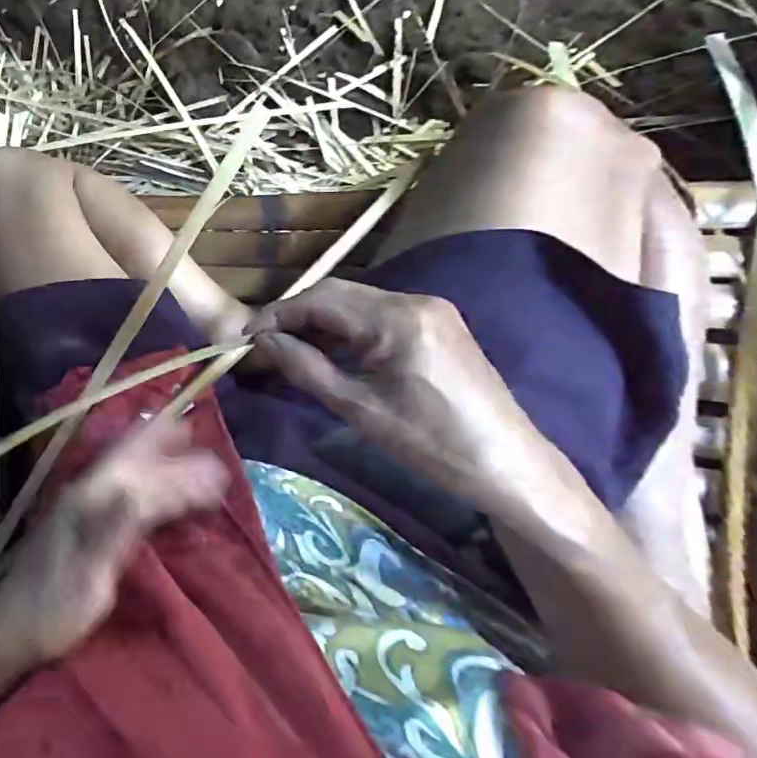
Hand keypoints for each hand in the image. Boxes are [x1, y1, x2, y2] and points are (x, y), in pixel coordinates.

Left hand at [0, 415, 227, 669]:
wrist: (9, 634)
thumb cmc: (50, 613)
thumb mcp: (85, 582)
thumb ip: (111, 532)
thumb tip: (134, 490)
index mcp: (87, 502)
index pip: (142, 474)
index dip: (179, 470)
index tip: (215, 470)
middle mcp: (86, 492)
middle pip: (135, 461)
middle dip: (174, 456)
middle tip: (214, 461)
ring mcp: (83, 504)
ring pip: (129, 469)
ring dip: (162, 461)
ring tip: (192, 455)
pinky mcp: (83, 520)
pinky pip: (124, 486)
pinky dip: (148, 478)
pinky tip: (161, 482)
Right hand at [247, 279, 590, 524]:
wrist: (508, 464)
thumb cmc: (432, 445)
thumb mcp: (360, 410)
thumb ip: (306, 368)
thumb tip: (262, 343)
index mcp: (397, 318)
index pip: (321, 298)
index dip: (279, 314)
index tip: (247, 338)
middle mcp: (414, 299)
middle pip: (339, 293)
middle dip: (298, 315)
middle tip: (265, 345)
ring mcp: (431, 307)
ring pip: (359, 302)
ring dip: (323, 321)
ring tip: (292, 350)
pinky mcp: (438, 320)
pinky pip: (381, 313)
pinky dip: (351, 328)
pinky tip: (334, 351)